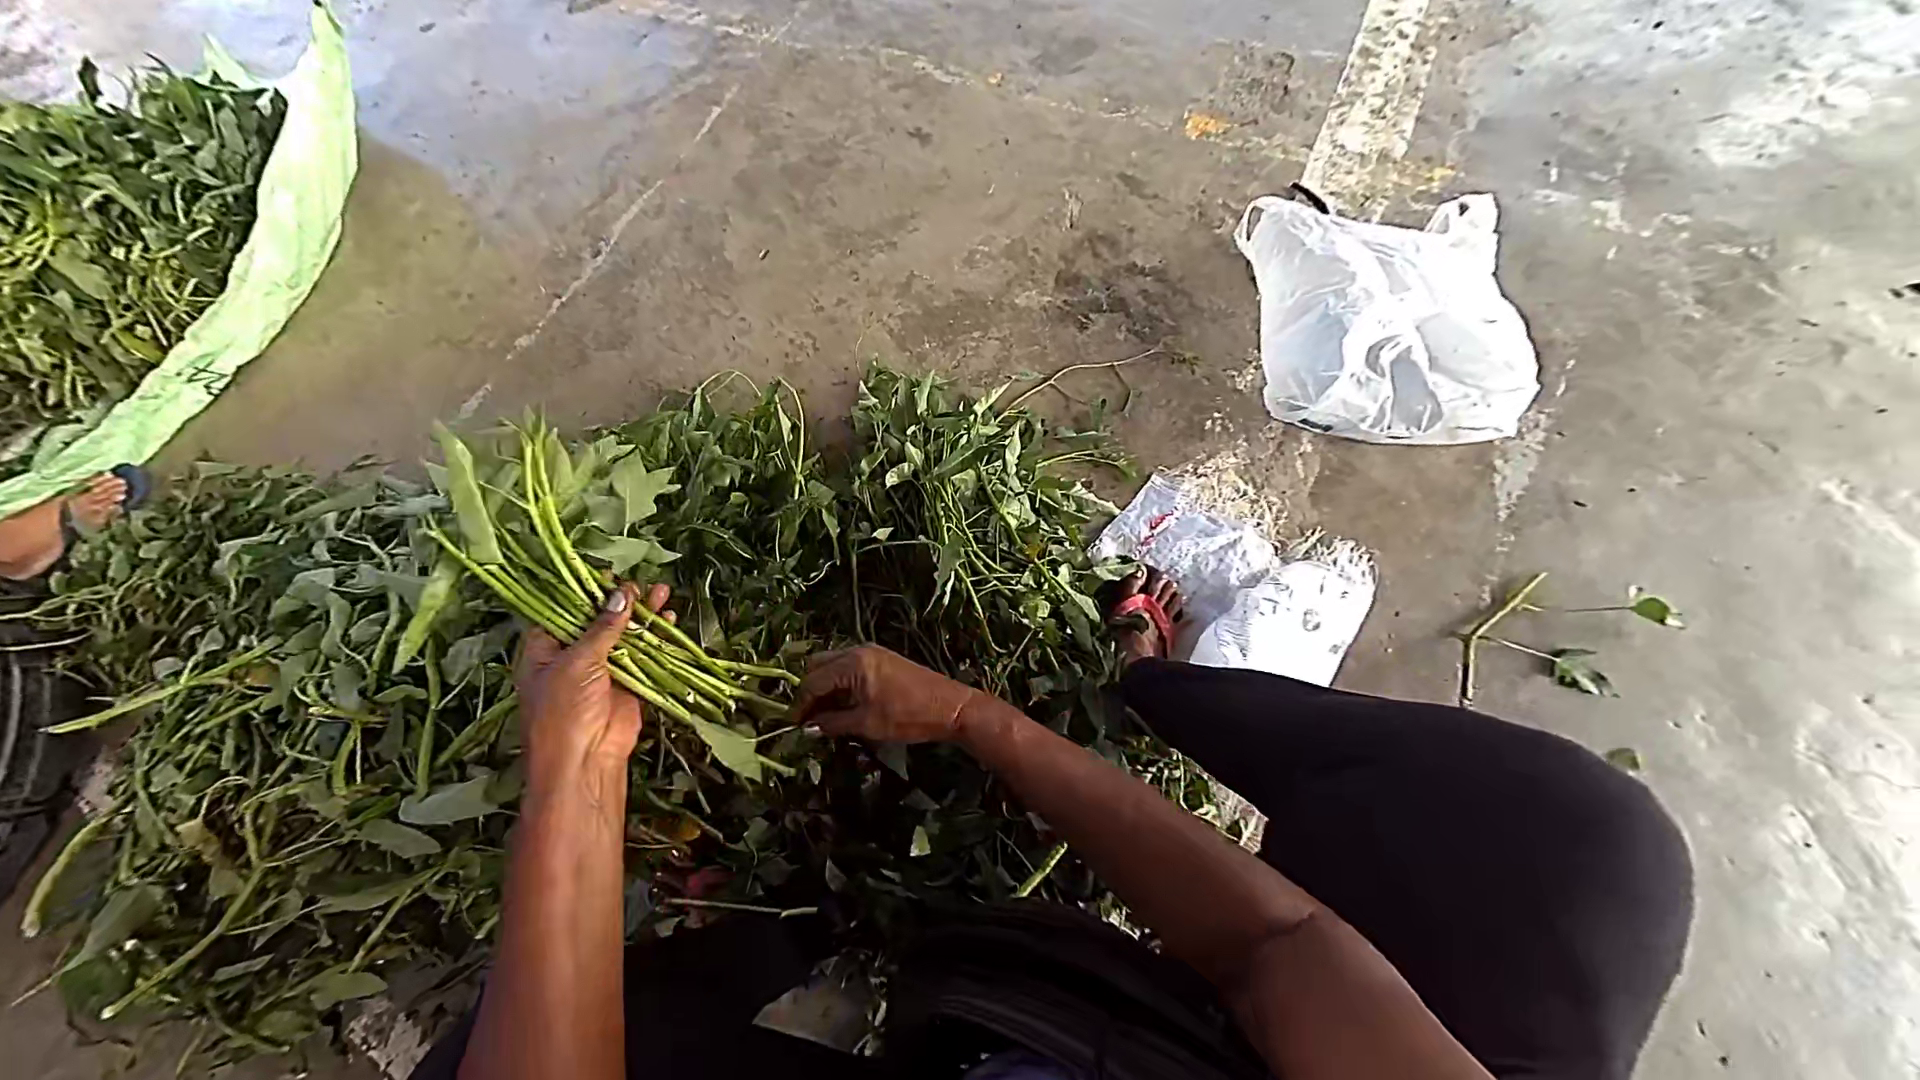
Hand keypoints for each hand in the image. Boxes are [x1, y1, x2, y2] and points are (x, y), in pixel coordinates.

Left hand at [515, 582, 671, 791]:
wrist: (585, 759)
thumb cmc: (563, 711)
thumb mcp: (577, 662)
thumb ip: (602, 628)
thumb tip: (621, 595)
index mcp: (545, 650)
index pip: (564, 611)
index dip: (584, 592)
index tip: (607, 574)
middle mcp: (572, 656)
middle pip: (599, 620)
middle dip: (620, 601)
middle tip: (639, 584)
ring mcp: (602, 669)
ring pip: (625, 635)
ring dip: (643, 616)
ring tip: (662, 593)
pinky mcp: (628, 682)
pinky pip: (644, 654)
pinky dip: (657, 638)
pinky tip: (668, 620)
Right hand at [792, 645, 984, 742]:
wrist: (950, 707)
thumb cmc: (908, 717)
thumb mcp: (867, 724)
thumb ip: (833, 723)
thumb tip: (809, 727)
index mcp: (853, 663)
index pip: (813, 681)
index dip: (800, 704)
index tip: (792, 724)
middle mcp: (859, 650)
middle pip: (819, 666)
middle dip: (809, 691)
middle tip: (806, 718)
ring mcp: (872, 652)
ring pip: (834, 665)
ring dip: (825, 687)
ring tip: (823, 715)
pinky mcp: (882, 659)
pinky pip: (850, 667)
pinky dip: (841, 683)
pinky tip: (843, 705)